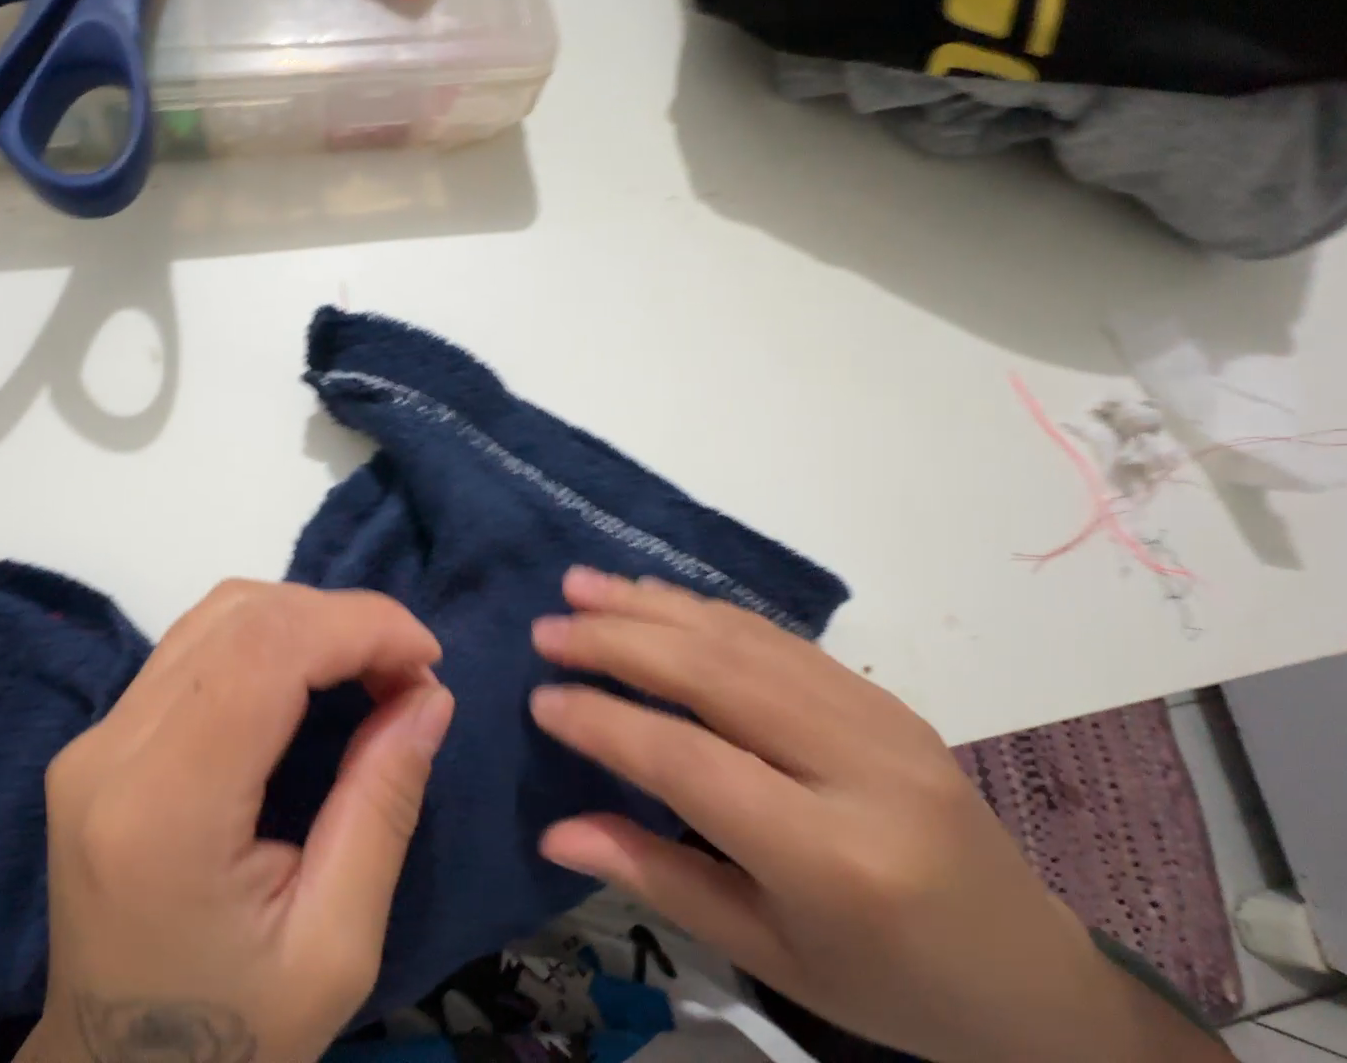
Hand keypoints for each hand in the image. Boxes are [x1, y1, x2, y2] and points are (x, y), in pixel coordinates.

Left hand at [17, 582, 454, 1062]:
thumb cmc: (236, 1033)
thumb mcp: (336, 944)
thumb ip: (382, 806)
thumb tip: (428, 696)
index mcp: (164, 809)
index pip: (265, 650)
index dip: (360, 626)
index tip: (429, 662)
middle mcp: (110, 754)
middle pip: (239, 618)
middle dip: (343, 620)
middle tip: (409, 676)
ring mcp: (93, 743)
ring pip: (214, 619)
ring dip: (307, 623)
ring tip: (371, 674)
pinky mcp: (98, 744)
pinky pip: (194, 651)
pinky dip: (269, 643)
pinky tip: (313, 682)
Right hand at [528, 568, 1230, 1062]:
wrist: (1030, 975)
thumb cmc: (885, 984)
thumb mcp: (764, 952)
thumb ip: (657, 879)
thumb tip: (554, 832)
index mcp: (834, 859)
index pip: (693, 764)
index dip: (608, 724)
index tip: (541, 698)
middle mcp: (862, 769)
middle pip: (721, 677)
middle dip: (622, 642)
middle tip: (547, 627)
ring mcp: (884, 720)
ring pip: (749, 641)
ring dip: (656, 607)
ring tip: (583, 585)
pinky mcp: (887, 699)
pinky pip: (781, 640)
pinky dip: (706, 613)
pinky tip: (657, 599)